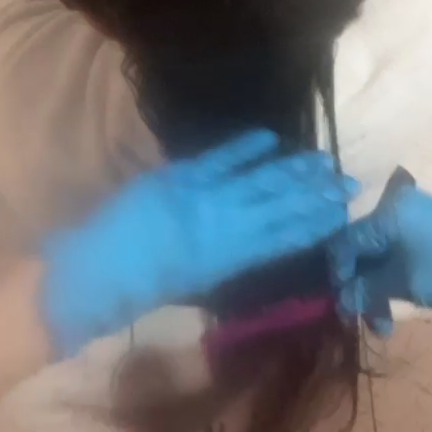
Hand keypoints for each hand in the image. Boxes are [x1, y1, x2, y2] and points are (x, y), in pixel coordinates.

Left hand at [39, 130, 355, 356]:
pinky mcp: (176, 177)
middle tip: (346, 182)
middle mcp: (220, 228)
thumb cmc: (133, 295)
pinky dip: (244, 148)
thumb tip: (250, 243)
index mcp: (224, 261)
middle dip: (314, 195)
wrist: (84, 279)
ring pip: (257, 181)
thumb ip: (219, 263)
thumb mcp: (186, 287)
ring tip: (322, 160)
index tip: (341, 213)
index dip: (313, 225)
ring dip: (292, 170)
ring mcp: (199, 199)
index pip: (280, 239)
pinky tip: (270, 137)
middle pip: (277, 206)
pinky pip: (217, 159)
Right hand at [327, 189, 431, 333]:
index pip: (344, 242)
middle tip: (364, 320)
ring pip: (381, 253)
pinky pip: (399, 250)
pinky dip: (394, 275)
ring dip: (378, 287)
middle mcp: (395, 207)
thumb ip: (368, 289)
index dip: (338, 276)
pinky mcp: (429, 229)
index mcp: (386, 212)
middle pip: (362, 248)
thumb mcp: (406, 283)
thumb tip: (342, 299)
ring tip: (383, 324)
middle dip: (360, 286)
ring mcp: (414, 217)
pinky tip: (396, 302)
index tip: (342, 307)